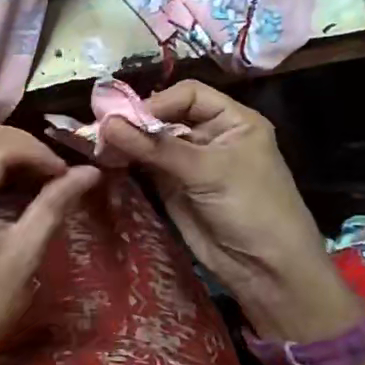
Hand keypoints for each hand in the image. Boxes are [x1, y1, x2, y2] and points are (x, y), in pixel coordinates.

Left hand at [0, 123, 101, 364]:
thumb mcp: (26, 254)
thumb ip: (54, 205)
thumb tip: (90, 171)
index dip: (35, 151)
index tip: (63, 174)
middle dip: (24, 143)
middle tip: (55, 171)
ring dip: (13, 149)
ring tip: (44, 175)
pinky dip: (2, 162)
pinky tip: (25, 182)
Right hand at [102, 81, 364, 342]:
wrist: (265, 270)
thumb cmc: (251, 209)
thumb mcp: (208, 172)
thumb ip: (156, 147)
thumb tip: (107, 123)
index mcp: (233, 120)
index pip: (188, 94)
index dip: (157, 102)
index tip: (125, 118)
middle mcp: (210, 135)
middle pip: (166, 115)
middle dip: (135, 122)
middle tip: (100, 131)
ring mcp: (190, 162)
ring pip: (152, 141)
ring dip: (127, 142)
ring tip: (99, 146)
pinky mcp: (174, 187)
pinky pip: (146, 165)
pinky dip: (128, 161)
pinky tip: (108, 160)